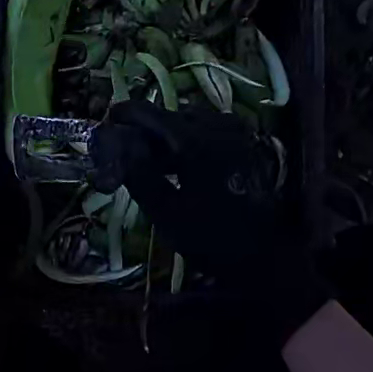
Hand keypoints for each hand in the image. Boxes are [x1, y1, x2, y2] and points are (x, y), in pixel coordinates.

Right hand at [92, 101, 329, 348]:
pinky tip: (181, 160)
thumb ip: (140, 175)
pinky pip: (213, 132)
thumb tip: (121, 148)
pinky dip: (191, 138)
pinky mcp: (246, 150)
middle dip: (149, 125)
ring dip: (170, 132)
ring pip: (195, 122)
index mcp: (196, 141)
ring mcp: (237, 138)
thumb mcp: (165, 211)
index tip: (109, 117)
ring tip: (151, 153)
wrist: (263, 258)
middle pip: (175, 115)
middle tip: (128, 140)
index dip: (129, 113)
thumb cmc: (210, 237)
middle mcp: (219, 130)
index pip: (154, 115)